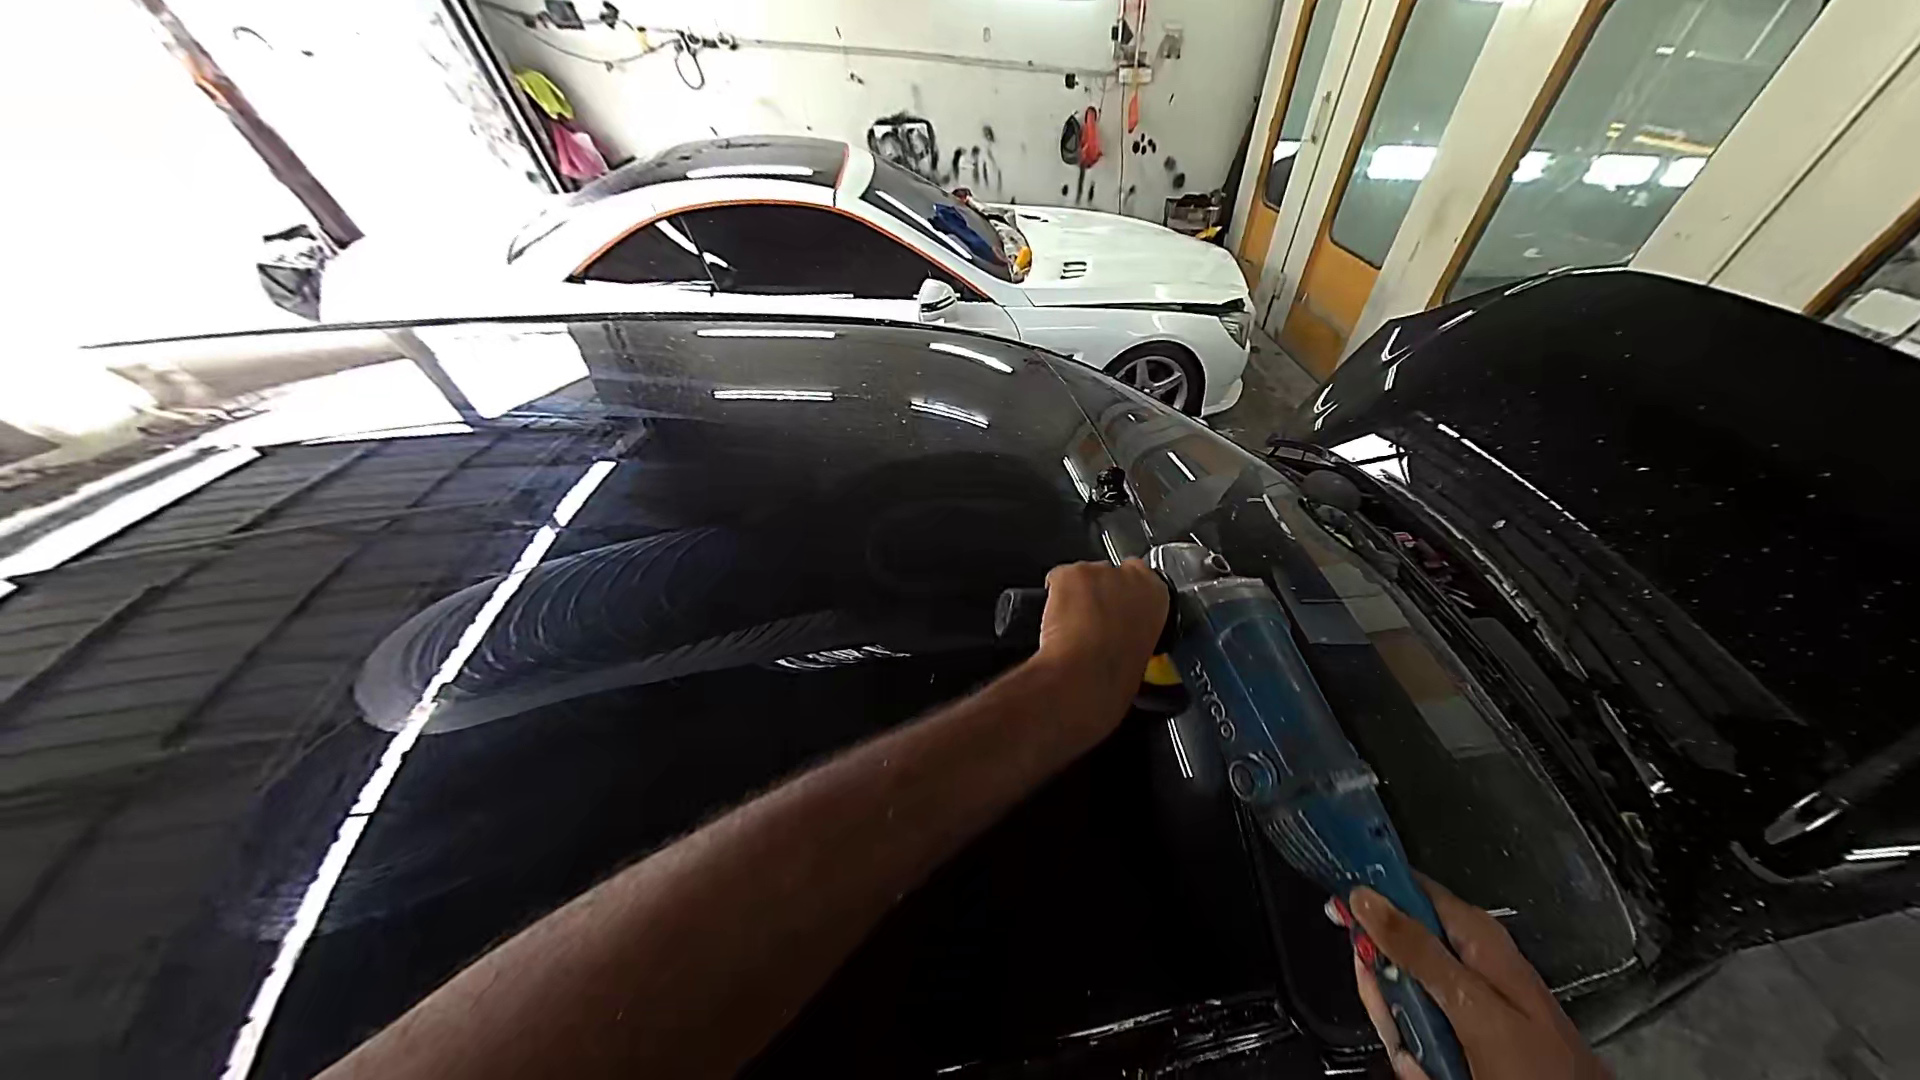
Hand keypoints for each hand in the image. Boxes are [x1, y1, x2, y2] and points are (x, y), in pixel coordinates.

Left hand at [1032, 559, 1168, 735]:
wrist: (1086, 674)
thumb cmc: (1115, 673)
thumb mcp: (1143, 650)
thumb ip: (1136, 626)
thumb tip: (1122, 631)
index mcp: (1156, 594)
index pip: (1139, 575)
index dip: (1121, 592)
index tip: (1113, 606)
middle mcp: (1129, 576)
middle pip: (1108, 573)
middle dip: (1098, 590)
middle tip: (1089, 620)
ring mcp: (1097, 572)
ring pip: (1082, 576)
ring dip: (1074, 594)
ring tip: (1071, 626)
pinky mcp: (1069, 573)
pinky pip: (1056, 579)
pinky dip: (1053, 596)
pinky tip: (1056, 620)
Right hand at [1348, 877, 1608, 1079]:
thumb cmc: (1538, 1068)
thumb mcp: (1473, 1006)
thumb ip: (1416, 948)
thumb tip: (1361, 894)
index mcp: (1471, 932)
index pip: (1402, 884)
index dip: (1367, 896)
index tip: (1341, 915)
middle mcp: (1462, 952)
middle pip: (1389, 941)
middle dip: (1382, 981)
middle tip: (1395, 1012)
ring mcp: (1459, 990)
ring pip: (1395, 985)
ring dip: (1398, 1022)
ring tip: (1426, 1059)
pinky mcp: (1458, 1023)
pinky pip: (1411, 1019)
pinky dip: (1413, 1047)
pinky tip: (1432, 1068)